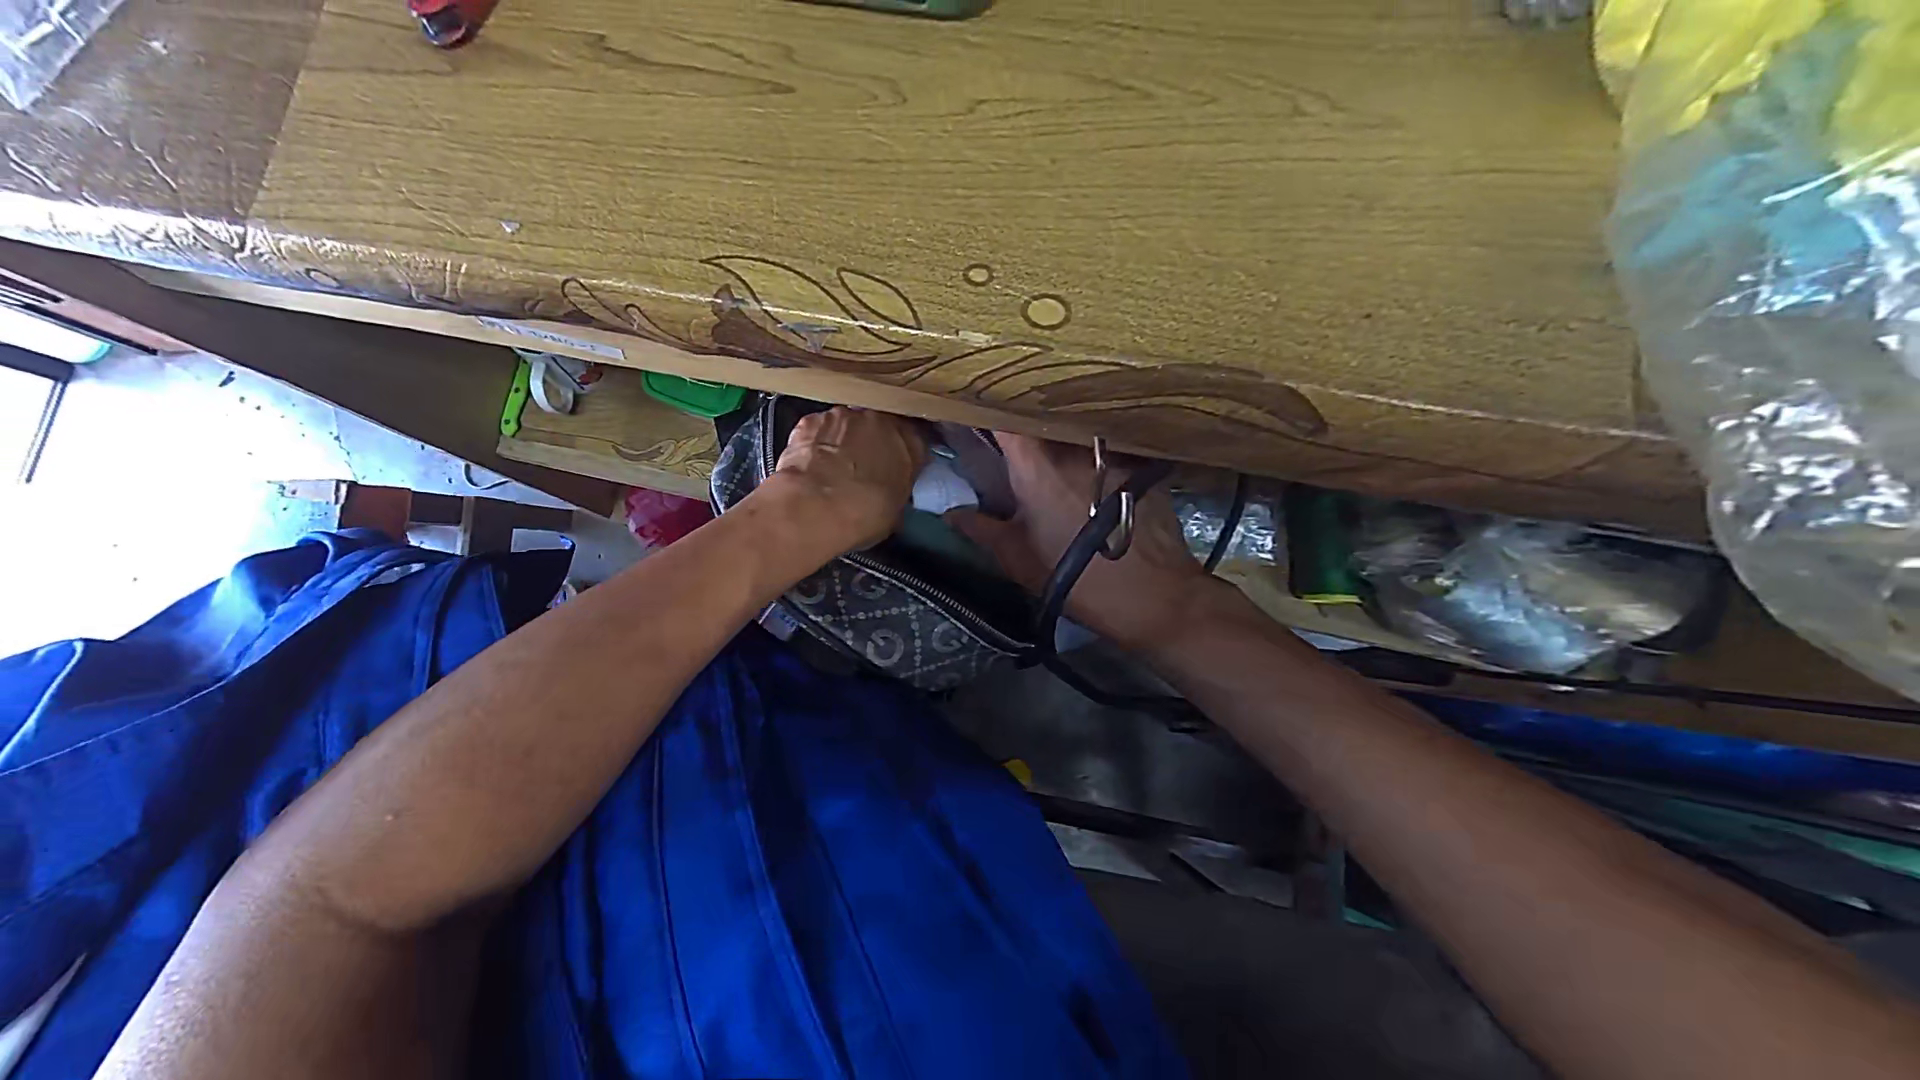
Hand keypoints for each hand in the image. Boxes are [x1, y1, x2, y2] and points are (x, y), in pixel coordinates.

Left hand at [767, 406, 926, 553]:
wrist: (816, 509)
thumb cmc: (864, 514)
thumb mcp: (896, 511)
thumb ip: (897, 490)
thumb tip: (890, 495)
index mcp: (909, 442)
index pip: (914, 441)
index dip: (904, 455)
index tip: (897, 468)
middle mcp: (879, 421)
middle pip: (879, 426)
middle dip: (872, 443)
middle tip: (864, 469)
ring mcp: (843, 417)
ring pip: (847, 424)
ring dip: (844, 441)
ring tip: (833, 468)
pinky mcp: (811, 421)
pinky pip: (819, 429)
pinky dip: (817, 442)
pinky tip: (811, 463)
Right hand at [948, 433, 1236, 654]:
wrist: (1153, 596)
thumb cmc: (1075, 578)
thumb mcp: (1018, 560)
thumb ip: (981, 530)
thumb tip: (951, 513)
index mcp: (1035, 465)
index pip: (1004, 418)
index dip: (987, 410)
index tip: (974, 413)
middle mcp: (1072, 447)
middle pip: (1040, 419)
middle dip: (1022, 425)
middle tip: (1010, 440)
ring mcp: (1109, 452)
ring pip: (1074, 433)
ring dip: (1058, 441)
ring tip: (1053, 458)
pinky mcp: (1139, 464)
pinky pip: (1104, 448)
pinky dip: (1090, 455)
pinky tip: (1088, 476)